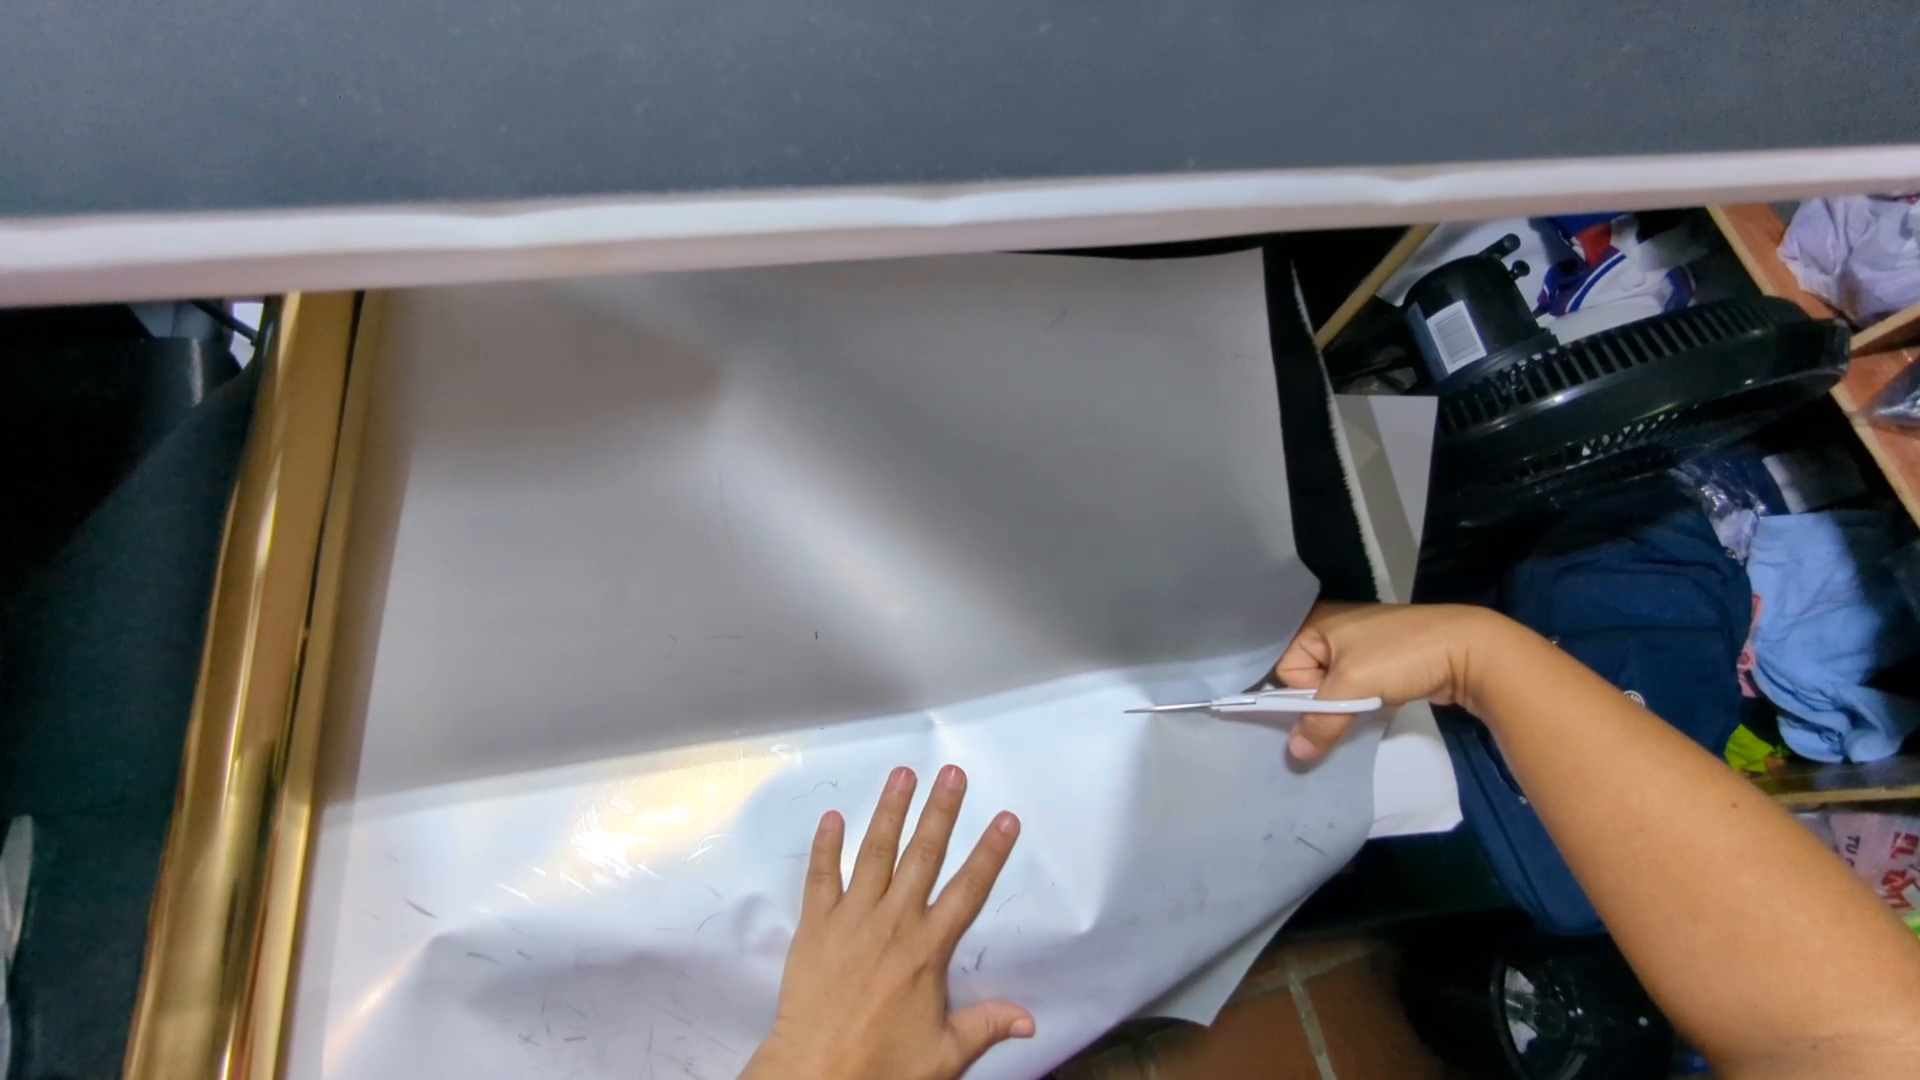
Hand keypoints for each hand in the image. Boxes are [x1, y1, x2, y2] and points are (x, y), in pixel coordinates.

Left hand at [741, 765, 1032, 1079]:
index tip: (1006, 817)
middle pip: (923, 854)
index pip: (968, 889)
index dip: (990, 852)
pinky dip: (825, 845)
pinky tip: (832, 816)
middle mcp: (894, 921)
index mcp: (928, 948)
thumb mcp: (943, 1056)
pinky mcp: (816, 924)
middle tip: (952, 773)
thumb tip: (1030, 1020)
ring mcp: (852, 917)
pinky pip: (820, 876)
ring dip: (890, 811)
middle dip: (941, 810)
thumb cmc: (881, 1068)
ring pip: (875, 852)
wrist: (815, 1078)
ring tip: (902, 774)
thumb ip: (985, 1026)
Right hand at [1274, 602, 1515, 762]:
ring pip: (1334, 686)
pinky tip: (1379, 703)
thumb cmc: (1400, 656)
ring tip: (1369, 704)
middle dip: (1326, 701)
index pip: (1285, 669)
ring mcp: (1358, 644)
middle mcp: (1330, 629)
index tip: (1331, 700)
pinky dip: (1363, 700)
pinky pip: (1355, 686)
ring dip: (1347, 703)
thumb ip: (1320, 722)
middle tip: (1351, 705)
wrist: (1472, 650)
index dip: (1303, 693)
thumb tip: (1294, 755)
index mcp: (1314, 623)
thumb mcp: (1353, 688)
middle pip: (1307, 680)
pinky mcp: (1381, 660)